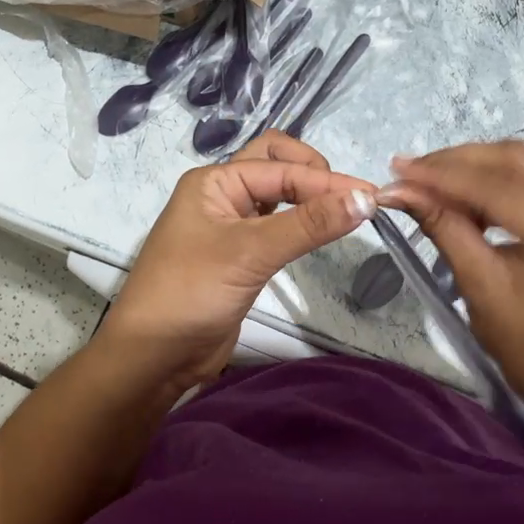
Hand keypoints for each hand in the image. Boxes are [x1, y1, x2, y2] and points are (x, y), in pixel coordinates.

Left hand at [97, 133, 375, 389]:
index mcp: (214, 182)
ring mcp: (229, 226)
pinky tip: (322, 233)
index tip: (371, 198)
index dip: (326, 181)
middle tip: (351, 199)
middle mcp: (221, 196)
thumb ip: (308, 224)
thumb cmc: (191, 293)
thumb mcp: (250, 253)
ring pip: (277, 197)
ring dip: (309, 199)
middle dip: (314, 175)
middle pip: (276, 166)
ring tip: (348, 214)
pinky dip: (300, 224)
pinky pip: (276, 227)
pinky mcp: (239, 257)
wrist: (153, 357)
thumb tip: (365, 199)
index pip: (280, 167)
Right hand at [380, 141, 523, 432]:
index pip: (500, 188)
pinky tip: (463, 192)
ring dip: (473, 165)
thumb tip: (399, 189)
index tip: (398, 172)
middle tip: (409, 171)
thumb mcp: (481, 290)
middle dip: (456, 161)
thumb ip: (445, 230)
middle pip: (515, 161)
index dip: (444, 175)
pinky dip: (494, 177)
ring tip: (429, 180)